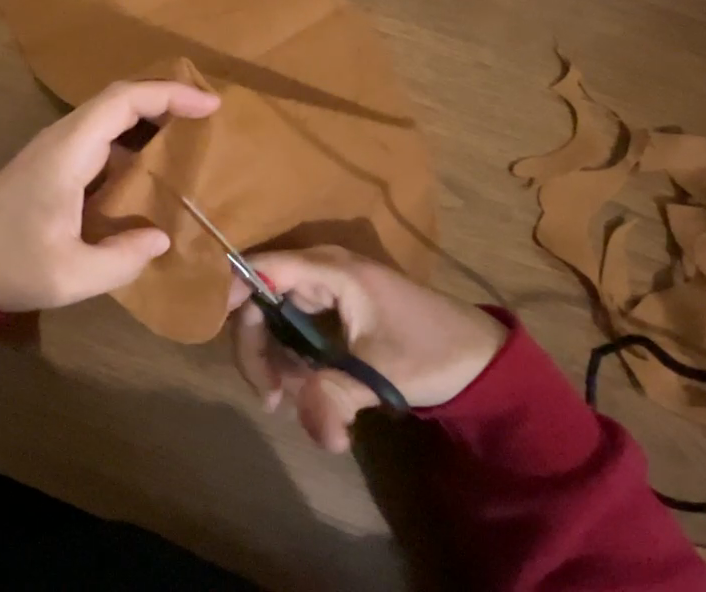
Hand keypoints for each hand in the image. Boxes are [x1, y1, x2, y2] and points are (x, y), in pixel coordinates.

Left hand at [0, 80, 220, 311]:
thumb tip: (161, 237)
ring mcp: (53, 152)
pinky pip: (99, 143)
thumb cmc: (8, 265)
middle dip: (166, 102)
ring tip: (192, 149)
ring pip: (108, 122)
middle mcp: (61, 140)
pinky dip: (131, 149)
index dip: (168, 94)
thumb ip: (123, 259)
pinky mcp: (50, 167)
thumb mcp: (71, 275)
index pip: (122, 101)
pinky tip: (152, 180)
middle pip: (118, 102)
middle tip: (210, 122)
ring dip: (149, 126)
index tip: (211, 104)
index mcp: (67, 153)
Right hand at [231, 246, 506, 451]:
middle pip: (261, 295)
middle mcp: (321, 270)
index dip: (234, 294)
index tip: (223, 335)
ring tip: (288, 399)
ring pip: (273, 312)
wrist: (482, 360)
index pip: (262, 267)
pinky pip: (292, 323)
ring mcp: (326, 287)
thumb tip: (315, 437)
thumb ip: (336, 398)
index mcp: (331, 270)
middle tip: (269, 398)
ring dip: (272, 355)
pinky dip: (288, 354)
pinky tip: (302, 385)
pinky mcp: (332, 306)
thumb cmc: (433, 352)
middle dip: (257, 346)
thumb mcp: (383, 376)